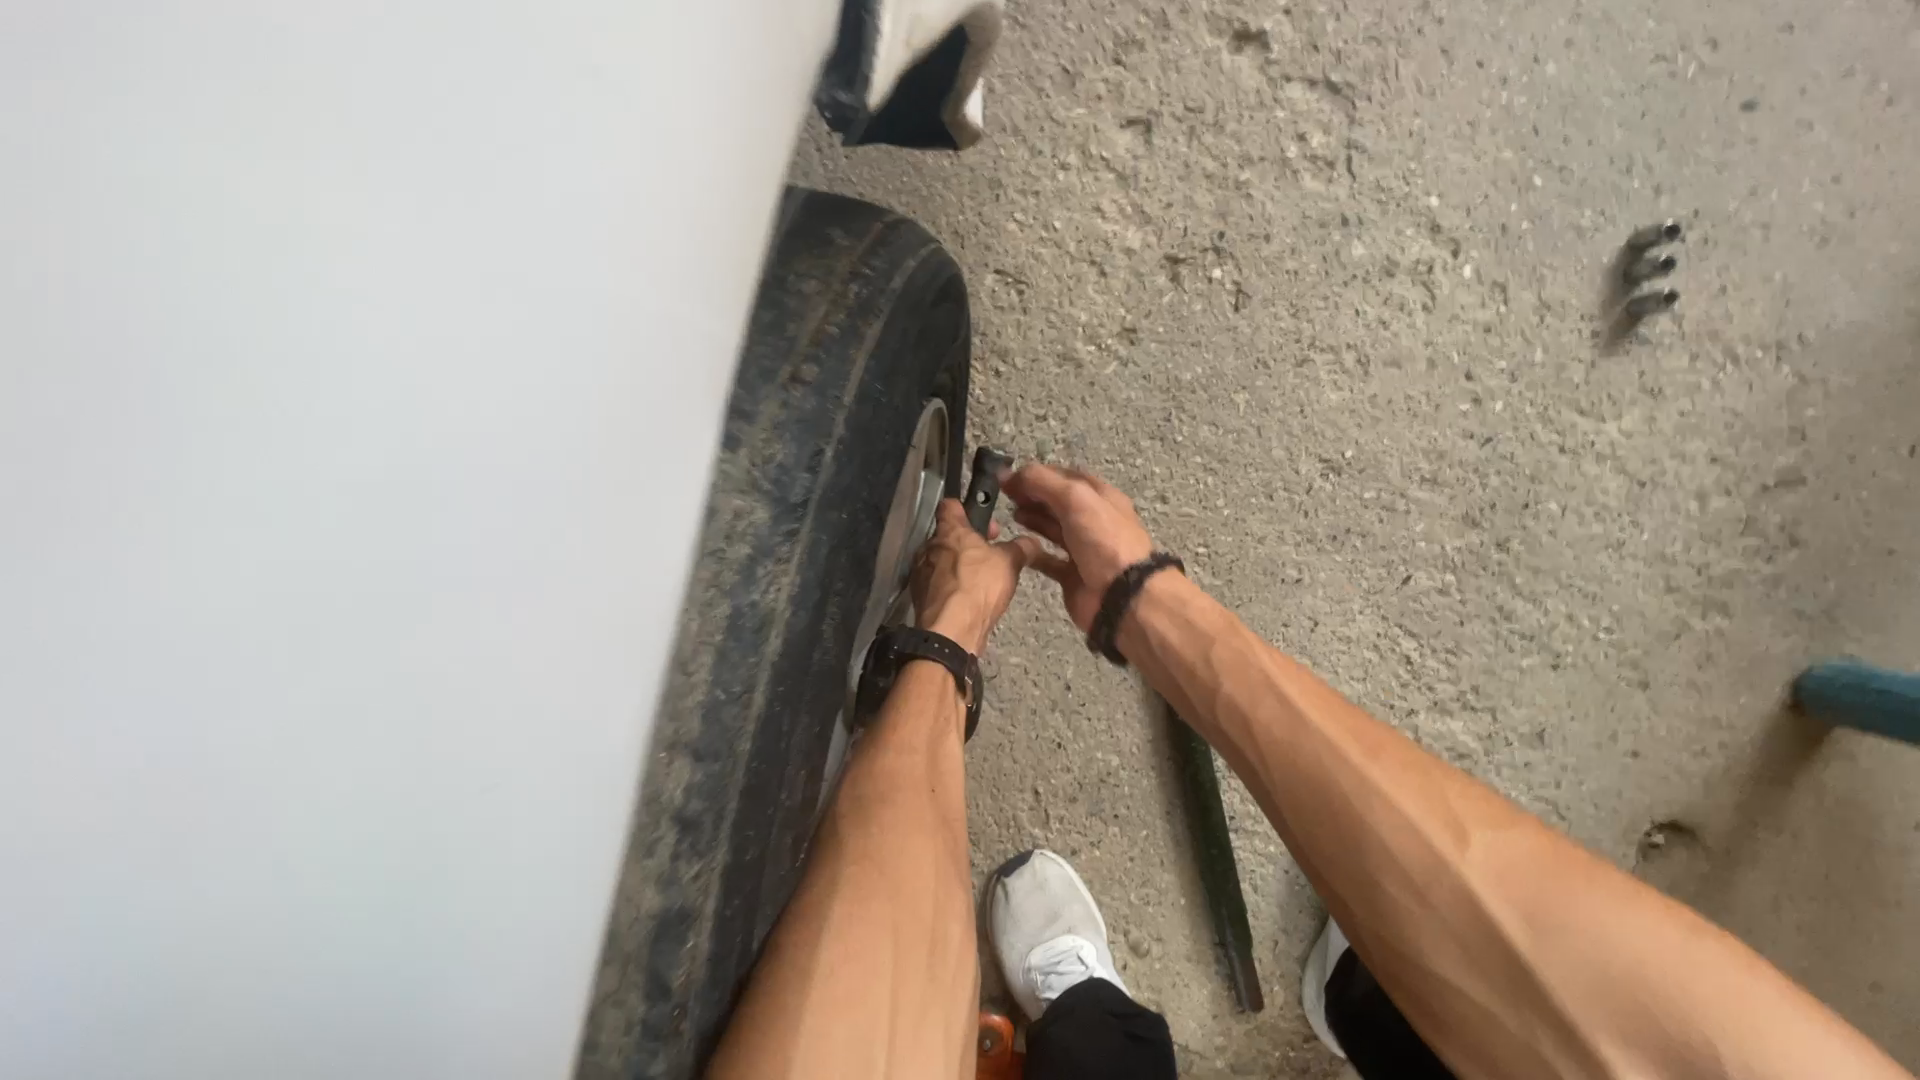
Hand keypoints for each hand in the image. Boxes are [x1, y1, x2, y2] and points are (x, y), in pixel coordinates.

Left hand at [911, 499, 1044, 653]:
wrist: (951, 631)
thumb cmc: (978, 586)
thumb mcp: (1009, 563)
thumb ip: (1021, 548)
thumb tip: (1031, 541)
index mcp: (949, 531)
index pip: (950, 505)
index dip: (965, 508)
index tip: (981, 518)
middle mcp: (929, 547)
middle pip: (948, 535)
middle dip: (968, 541)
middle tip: (990, 552)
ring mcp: (921, 573)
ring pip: (941, 561)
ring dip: (958, 565)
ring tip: (981, 579)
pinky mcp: (920, 597)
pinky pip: (937, 584)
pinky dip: (951, 587)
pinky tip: (968, 598)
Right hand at [1000, 464, 1155, 632]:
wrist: (1121, 596)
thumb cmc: (1103, 540)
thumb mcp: (1075, 498)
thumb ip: (1042, 482)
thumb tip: (1009, 474)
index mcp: (1100, 496)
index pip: (1066, 476)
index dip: (1038, 474)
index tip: (1011, 477)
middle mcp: (1092, 520)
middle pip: (1057, 501)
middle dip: (1033, 495)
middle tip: (1006, 495)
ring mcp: (1083, 548)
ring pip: (1052, 527)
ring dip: (1032, 518)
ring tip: (1011, 515)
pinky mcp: (1071, 574)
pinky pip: (1047, 559)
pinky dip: (1032, 551)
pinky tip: (1017, 546)